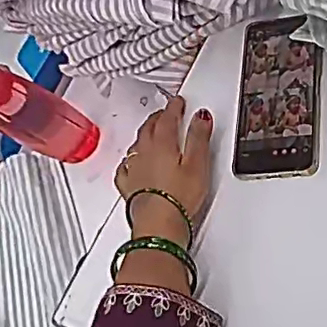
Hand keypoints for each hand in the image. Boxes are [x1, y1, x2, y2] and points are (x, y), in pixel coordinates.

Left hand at [114, 94, 212, 244]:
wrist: (158, 225)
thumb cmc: (178, 197)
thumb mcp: (198, 164)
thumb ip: (199, 138)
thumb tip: (200, 117)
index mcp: (162, 144)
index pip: (168, 118)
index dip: (174, 108)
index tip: (179, 102)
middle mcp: (144, 154)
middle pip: (149, 127)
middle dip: (158, 117)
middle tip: (166, 112)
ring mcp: (134, 170)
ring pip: (137, 144)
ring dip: (145, 134)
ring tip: (151, 130)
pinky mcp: (129, 186)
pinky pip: (126, 166)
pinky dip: (130, 159)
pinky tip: (132, 162)